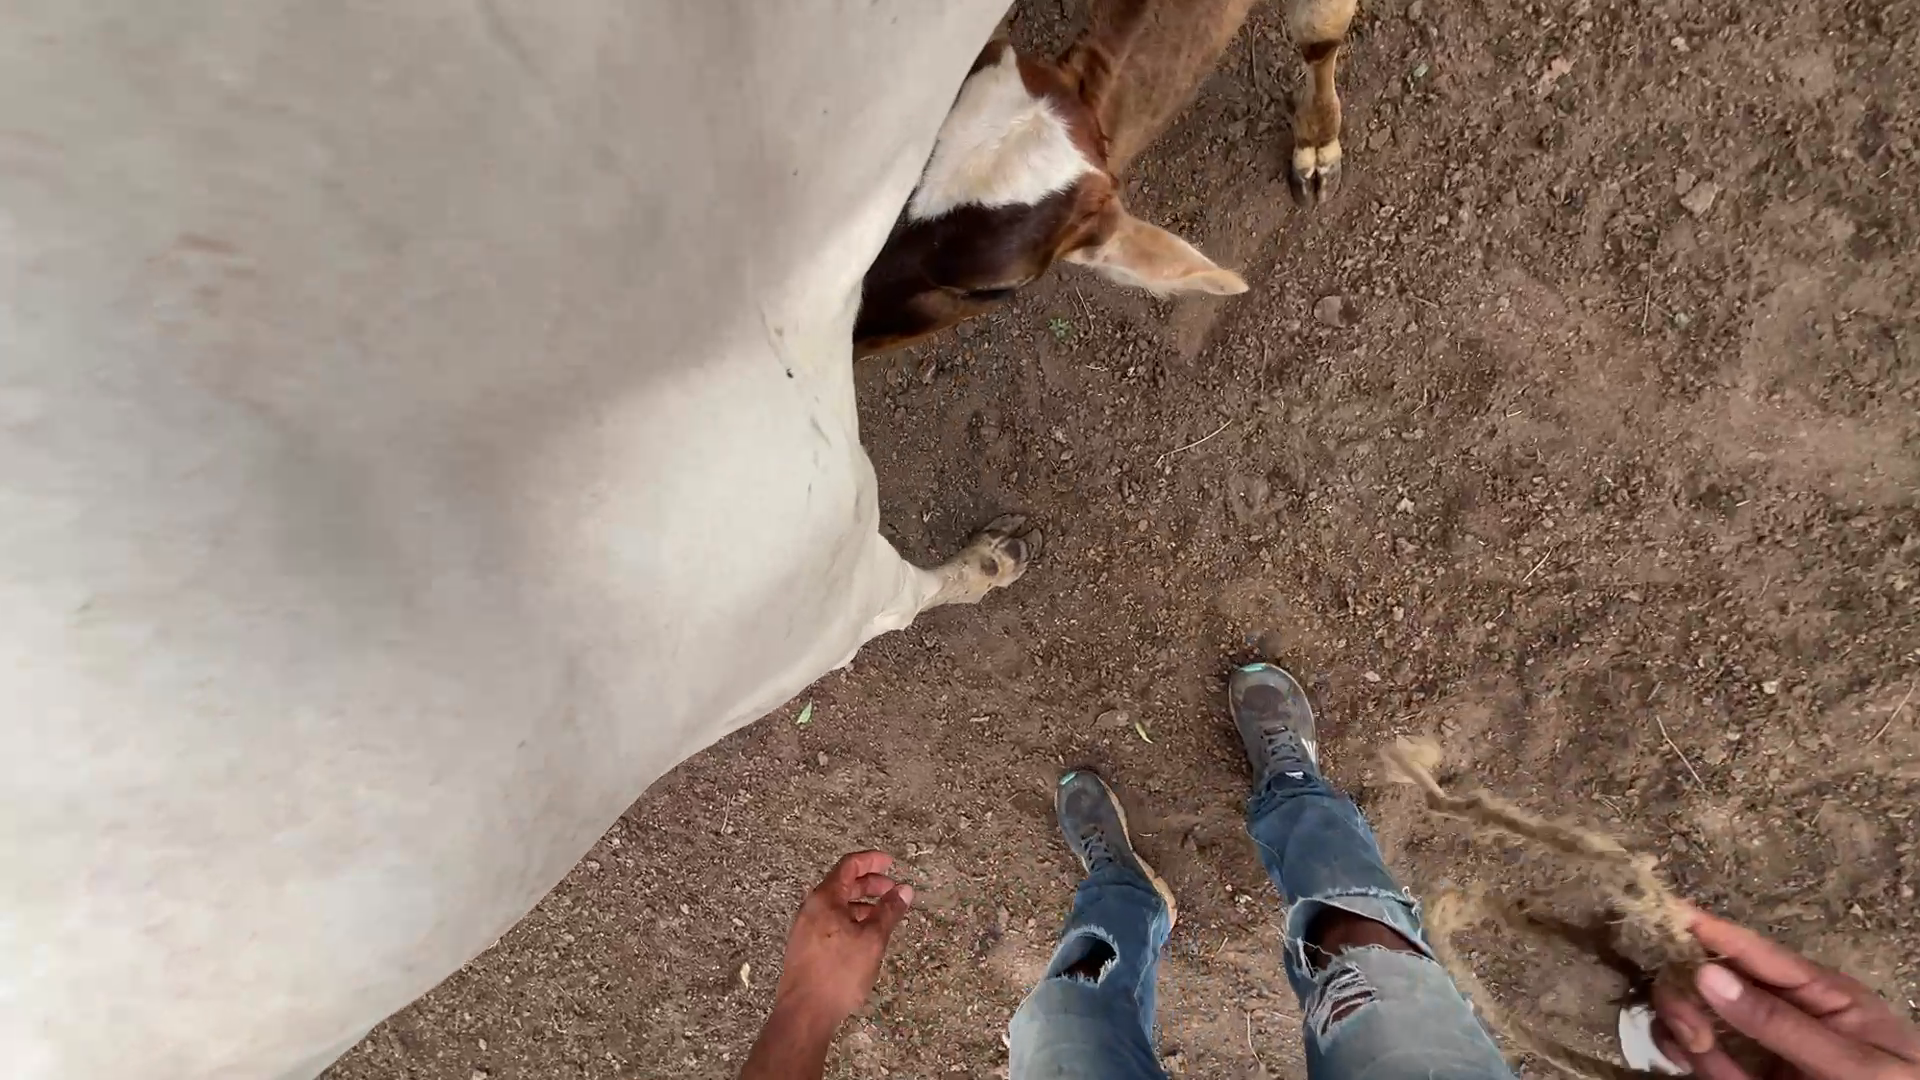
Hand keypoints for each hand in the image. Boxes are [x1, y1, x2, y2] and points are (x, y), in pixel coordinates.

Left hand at [772, 850, 915, 1028]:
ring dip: (862, 904)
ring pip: (837, 905)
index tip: (891, 863)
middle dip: (870, 884)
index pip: (849, 865)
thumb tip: (904, 890)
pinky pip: (831, 921)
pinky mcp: (805, 947)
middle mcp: (811, 907)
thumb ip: (889, 911)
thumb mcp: (872, 939)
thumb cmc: (838, 973)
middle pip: (843, 883)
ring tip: (883, 916)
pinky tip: (864, 937)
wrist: (803, 1015)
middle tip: (892, 890)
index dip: (872, 860)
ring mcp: (805, 928)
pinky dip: (850, 919)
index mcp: (825, 898)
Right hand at [1652, 906, 1919, 1079]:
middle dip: (1682, 997)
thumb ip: (1784, 1024)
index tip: (1648, 907)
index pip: (1745, 944)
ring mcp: (1751, 1030)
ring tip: (1704, 1061)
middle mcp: (1772, 1000)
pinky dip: (1687, 1055)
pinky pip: (1688, 1043)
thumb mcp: (1860, 1068)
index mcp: (1814, 989)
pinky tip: (1699, 1067)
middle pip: (1698, 972)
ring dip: (1683, 1032)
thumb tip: (1703, 973)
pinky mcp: (1736, 1058)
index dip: (1695, 923)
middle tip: (1691, 1034)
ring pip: (1683, 1006)